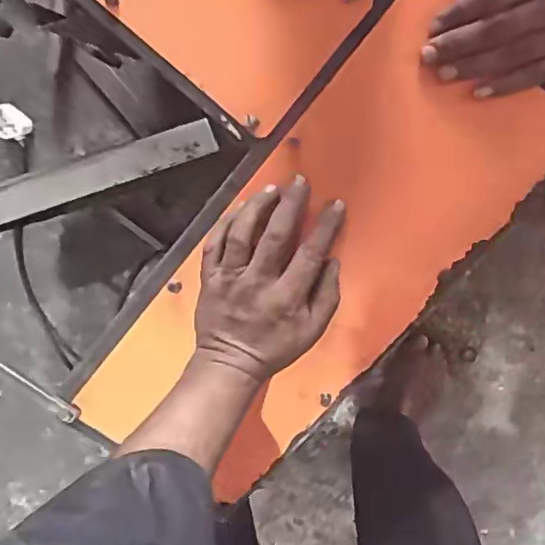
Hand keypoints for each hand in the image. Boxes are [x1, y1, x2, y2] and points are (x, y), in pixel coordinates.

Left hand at [195, 176, 346, 382]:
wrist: (229, 362)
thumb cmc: (275, 348)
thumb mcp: (312, 331)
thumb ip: (327, 296)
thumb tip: (332, 262)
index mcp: (287, 297)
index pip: (310, 254)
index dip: (324, 226)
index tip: (334, 204)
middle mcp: (257, 282)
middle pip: (275, 235)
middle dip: (290, 205)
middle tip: (300, 182)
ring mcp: (230, 278)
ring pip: (242, 234)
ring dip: (257, 207)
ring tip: (271, 189)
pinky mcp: (210, 277)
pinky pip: (215, 244)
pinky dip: (227, 223)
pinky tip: (240, 208)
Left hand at [422, 0, 544, 96]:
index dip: (462, 12)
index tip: (434, 26)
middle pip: (498, 30)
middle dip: (460, 44)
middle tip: (428, 55)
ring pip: (511, 56)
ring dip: (474, 67)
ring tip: (443, 73)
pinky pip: (532, 76)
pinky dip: (504, 85)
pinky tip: (477, 91)